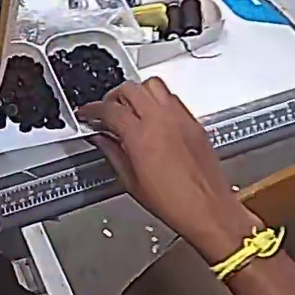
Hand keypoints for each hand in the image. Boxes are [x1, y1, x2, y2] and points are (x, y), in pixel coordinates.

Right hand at [76, 77, 263, 261]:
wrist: (207, 209)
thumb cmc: (174, 203)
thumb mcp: (131, 181)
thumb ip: (113, 153)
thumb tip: (102, 139)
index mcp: (140, 136)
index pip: (110, 109)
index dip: (93, 109)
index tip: (87, 114)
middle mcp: (162, 121)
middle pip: (131, 89)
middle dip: (113, 96)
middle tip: (106, 110)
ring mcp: (180, 119)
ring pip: (153, 85)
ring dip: (137, 93)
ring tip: (130, 108)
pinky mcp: (194, 123)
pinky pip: (172, 98)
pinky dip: (158, 100)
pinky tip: (153, 116)